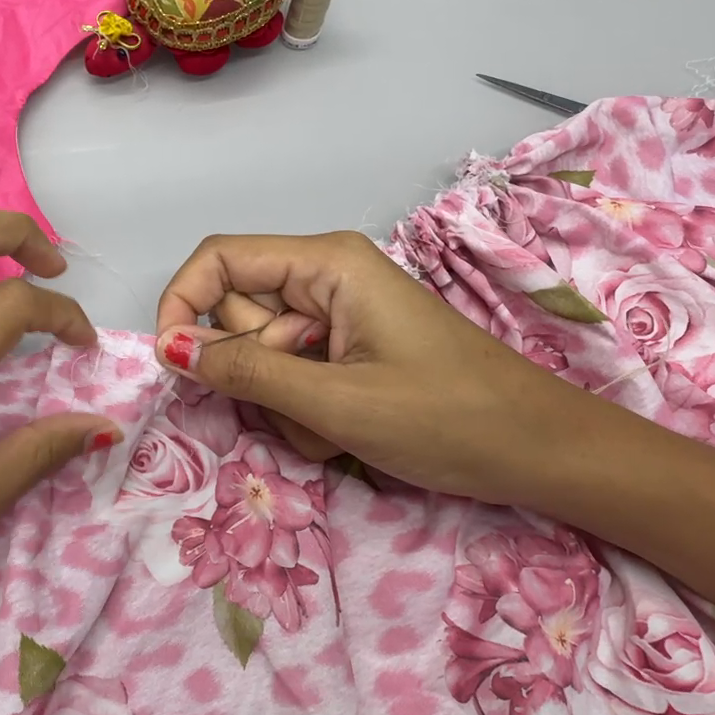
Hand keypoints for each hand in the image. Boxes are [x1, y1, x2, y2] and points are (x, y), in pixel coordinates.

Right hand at [154, 232, 586, 503]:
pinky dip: (301, 407)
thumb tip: (169, 348)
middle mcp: (325, 276)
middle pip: (237, 311)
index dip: (182, 303)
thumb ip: (247, 371)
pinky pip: (290, 370)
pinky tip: (345, 429)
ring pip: (260, 349)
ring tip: (334, 424)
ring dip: (279, 397)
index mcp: (326, 263)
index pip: (219, 259)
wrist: (545, 455)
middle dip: (251, 367)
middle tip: (301, 405)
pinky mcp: (347, 345)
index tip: (173, 363)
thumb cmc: (449, 418)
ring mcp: (337, 313)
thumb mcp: (335, 402)